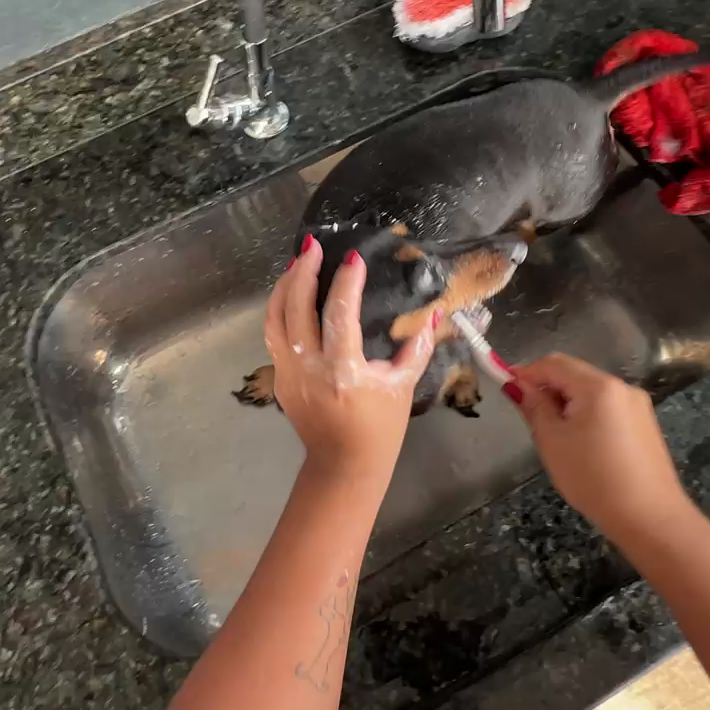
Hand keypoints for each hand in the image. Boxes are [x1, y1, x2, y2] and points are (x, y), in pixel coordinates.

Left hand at [264, 236, 437, 479]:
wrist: (342, 464)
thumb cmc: (379, 427)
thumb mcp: (403, 386)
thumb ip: (418, 347)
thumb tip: (435, 315)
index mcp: (343, 370)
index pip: (340, 313)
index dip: (346, 282)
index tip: (353, 259)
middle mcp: (309, 367)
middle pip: (296, 307)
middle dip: (302, 270)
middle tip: (313, 245)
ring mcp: (288, 372)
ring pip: (274, 317)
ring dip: (284, 285)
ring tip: (297, 262)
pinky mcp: (278, 377)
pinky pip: (274, 334)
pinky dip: (279, 308)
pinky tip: (290, 293)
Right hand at [510, 353, 695, 538]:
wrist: (651, 519)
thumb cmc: (593, 478)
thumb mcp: (552, 441)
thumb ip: (534, 406)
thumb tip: (517, 384)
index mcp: (598, 386)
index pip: (553, 363)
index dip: (526, 372)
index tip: (506, 387)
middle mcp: (621, 387)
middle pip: (574, 374)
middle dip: (548, 387)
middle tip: (529, 415)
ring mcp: (638, 405)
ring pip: (591, 391)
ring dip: (567, 402)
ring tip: (555, 435)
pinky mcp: (645, 424)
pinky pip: (608, 407)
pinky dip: (588, 414)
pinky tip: (582, 444)